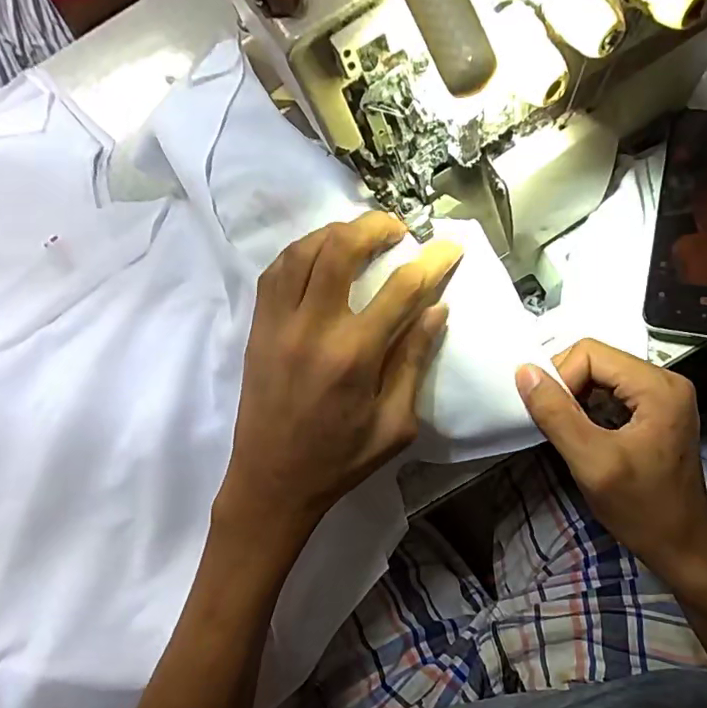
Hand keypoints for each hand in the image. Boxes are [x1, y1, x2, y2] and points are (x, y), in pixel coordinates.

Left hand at [217, 211, 459, 564]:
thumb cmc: (340, 459)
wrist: (271, 480)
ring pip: (302, 251)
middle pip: (341, 249)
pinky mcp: (257, 328)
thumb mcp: (395, 424)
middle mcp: (313, 328)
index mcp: (354, 356)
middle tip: (396, 230)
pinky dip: (300, 252)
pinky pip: (274, 272)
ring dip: (334, 233)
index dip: (432, 261)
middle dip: (375, 227)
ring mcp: (278, 324)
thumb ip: (414, 361)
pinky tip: (318, 256)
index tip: (449, 247)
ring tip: (359, 236)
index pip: (401, 289)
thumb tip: (436, 310)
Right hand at [515, 339, 706, 585]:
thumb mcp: (592, 463)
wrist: (683, 548)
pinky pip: (612, 393)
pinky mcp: (656, 412)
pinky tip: (583, 434)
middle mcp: (665, 381)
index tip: (548, 415)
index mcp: (658, 387)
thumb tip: (525, 373)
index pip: (590, 354)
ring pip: (601, 376)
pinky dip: (589, 407)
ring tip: (566, 431)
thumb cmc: (642, 509)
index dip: (560, 378)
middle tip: (553, 423)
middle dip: (566, 387)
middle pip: (597, 360)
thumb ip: (557, 414)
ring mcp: (663, 397)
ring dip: (575, 398)